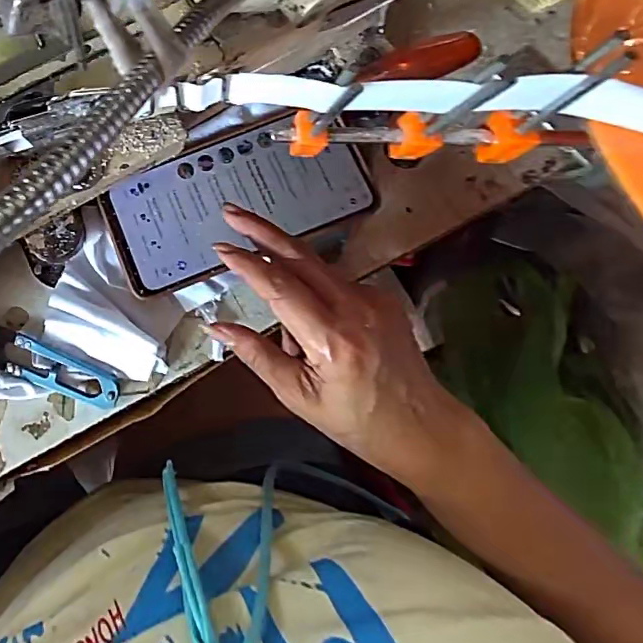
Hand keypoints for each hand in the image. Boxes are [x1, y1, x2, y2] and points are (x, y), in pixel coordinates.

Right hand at [206, 204, 477, 487]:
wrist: (425, 430)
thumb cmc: (359, 421)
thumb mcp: (297, 395)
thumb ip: (255, 354)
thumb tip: (218, 327)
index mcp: (332, 340)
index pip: (279, 287)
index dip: (247, 263)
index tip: (222, 248)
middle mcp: (356, 310)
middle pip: (298, 255)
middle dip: (260, 229)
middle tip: (231, 212)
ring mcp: (372, 299)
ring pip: (313, 265)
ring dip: (282, 263)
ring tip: (283, 316)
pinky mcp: (380, 296)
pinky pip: (331, 281)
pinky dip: (309, 292)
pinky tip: (315, 333)